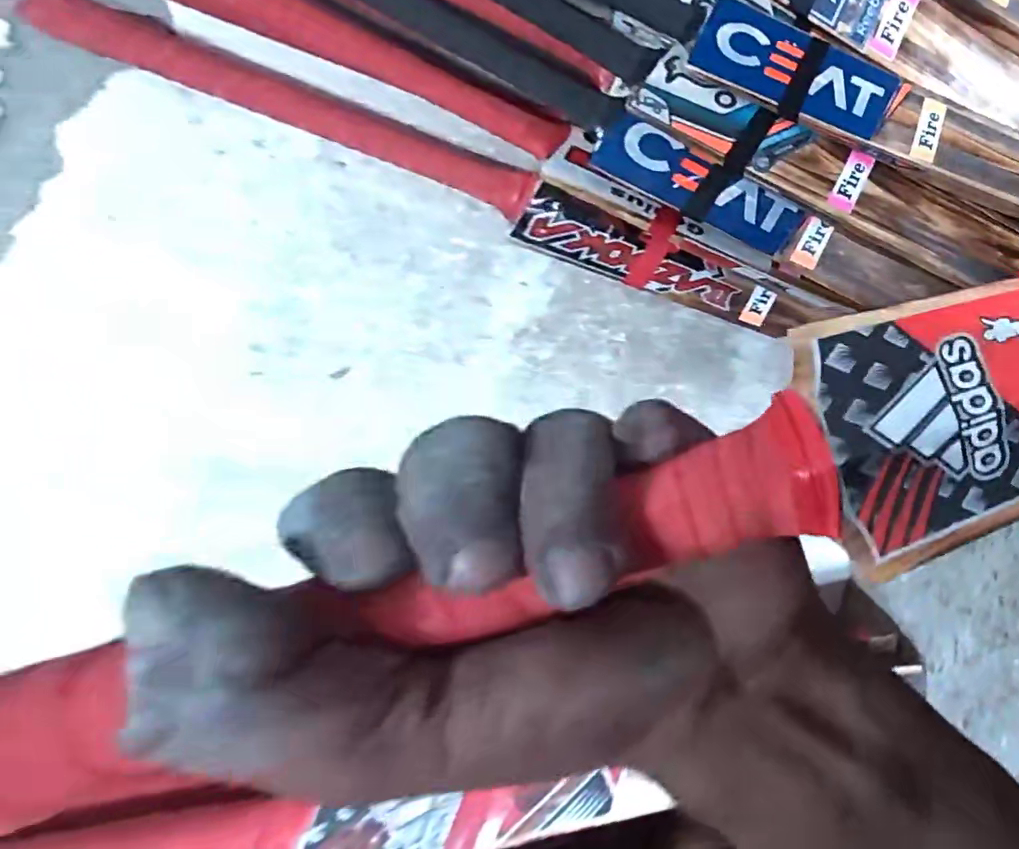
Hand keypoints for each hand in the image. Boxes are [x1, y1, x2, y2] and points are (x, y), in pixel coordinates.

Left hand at [120, 401, 1018, 848]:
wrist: (721, 682)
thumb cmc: (573, 714)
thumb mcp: (412, 740)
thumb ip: (275, 698)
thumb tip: (155, 603)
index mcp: (427, 565)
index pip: (348, 500)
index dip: (346, 518)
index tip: (374, 580)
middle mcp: (502, 498)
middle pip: (449, 446)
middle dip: (455, 500)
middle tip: (485, 583)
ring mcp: (592, 465)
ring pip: (548, 428)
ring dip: (557, 497)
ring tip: (589, 578)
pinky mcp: (666, 447)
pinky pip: (639, 420)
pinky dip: (640, 453)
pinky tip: (649, 500)